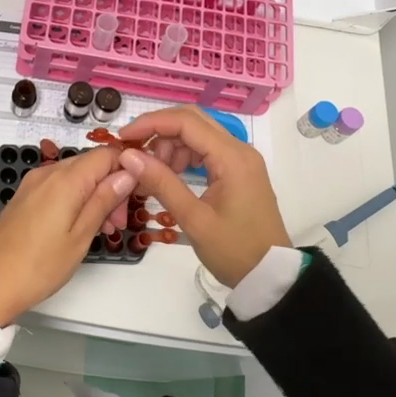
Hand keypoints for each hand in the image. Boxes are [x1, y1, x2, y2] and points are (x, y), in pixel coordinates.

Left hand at [0, 140, 140, 325]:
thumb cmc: (39, 266)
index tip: (135, 197)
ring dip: (94, 195)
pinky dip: (75, 198)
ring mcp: (32, 183)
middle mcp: (46, 172)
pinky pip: (58, 186)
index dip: (126, 168)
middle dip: (111, 186)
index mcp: (64, 180)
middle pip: (90, 164)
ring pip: (75, 176)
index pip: (105, 154)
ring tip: (102, 229)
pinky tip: (80, 225)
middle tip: (118, 223)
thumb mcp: (80, 236)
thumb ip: (104, 201)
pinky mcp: (24, 196)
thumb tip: (127, 173)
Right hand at [117, 107, 291, 286]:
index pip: (185, 121)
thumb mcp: (194, 219)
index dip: (150, 123)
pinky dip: (183, 155)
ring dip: (170, 145)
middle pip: (192, 120)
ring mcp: (241, 159)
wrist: (271, 276)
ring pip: (198, 133)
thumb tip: (128, 156)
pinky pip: (206, 149)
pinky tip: (170, 176)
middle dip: (159, 131)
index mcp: (232, 157)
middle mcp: (239, 149)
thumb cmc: (234, 251)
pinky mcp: (238, 170)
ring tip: (154, 174)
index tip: (123, 137)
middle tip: (135, 153)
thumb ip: (161, 183)